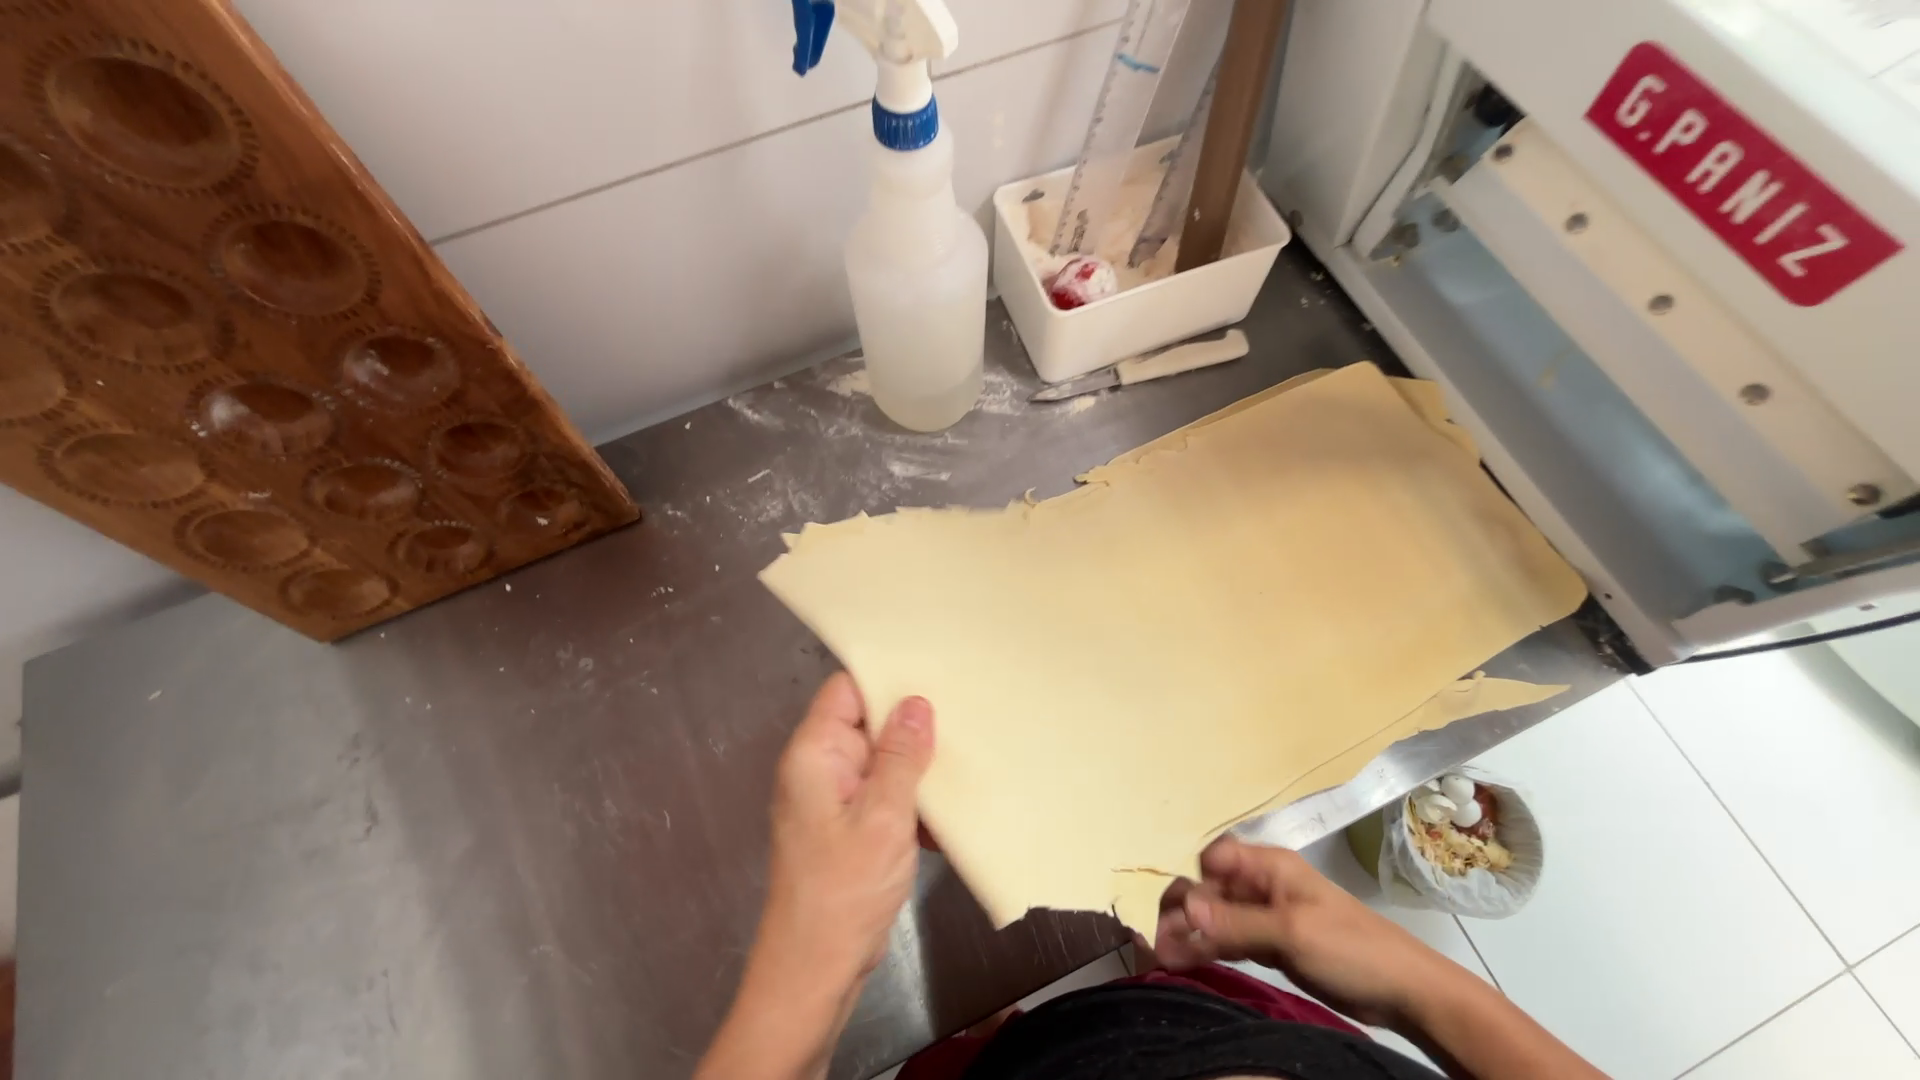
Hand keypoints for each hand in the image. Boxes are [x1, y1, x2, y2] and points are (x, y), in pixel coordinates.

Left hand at [696, 674, 934, 1079]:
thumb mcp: (883, 817)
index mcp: (815, 754)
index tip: (932, 675)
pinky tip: (945, 817)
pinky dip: (911, 804)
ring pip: (882, 763)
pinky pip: (884, 797)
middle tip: (963, 716)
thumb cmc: (844, 890)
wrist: (816, 971)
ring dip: (917, 771)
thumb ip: (901, 757)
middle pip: (868, 725)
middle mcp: (819, 769)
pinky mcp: (849, 829)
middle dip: (911, 727)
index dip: (885, 679)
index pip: (846, 691)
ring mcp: (834, 800)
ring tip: (963, 763)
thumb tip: (917, 702)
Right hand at [1152, 836, 1466, 1028]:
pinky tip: (1182, 962)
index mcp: (1268, 865)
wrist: (1403, 990)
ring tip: (1159, 956)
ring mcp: (1264, 916)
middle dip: (1181, 909)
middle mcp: (1260, 885)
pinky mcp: (1270, 945)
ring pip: (1214, 917)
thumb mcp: (1290, 931)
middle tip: (1154, 938)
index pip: (1213, 857)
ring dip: (1188, 933)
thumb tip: (1185, 908)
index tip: (1167, 903)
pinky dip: (1206, 950)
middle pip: (1208, 888)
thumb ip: (1235, 921)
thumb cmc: (1349, 946)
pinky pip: (1228, 941)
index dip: (1189, 875)